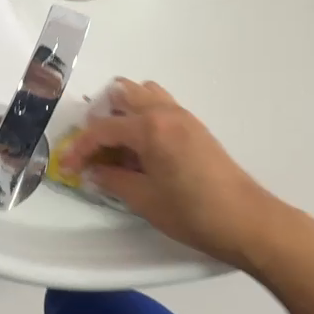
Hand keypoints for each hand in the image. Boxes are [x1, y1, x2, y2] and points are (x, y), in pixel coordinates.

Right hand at [57, 78, 295, 269]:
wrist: (246, 219)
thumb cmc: (192, 213)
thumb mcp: (145, 200)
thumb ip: (114, 180)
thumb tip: (93, 172)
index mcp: (149, 128)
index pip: (102, 128)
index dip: (80, 147)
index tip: (67, 166)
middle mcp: (164, 112)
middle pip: (122, 93)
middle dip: (101, 117)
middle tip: (94, 149)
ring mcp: (183, 116)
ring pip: (144, 94)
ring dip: (124, 111)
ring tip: (117, 146)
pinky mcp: (195, 126)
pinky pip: (160, 106)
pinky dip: (143, 117)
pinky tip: (142, 150)